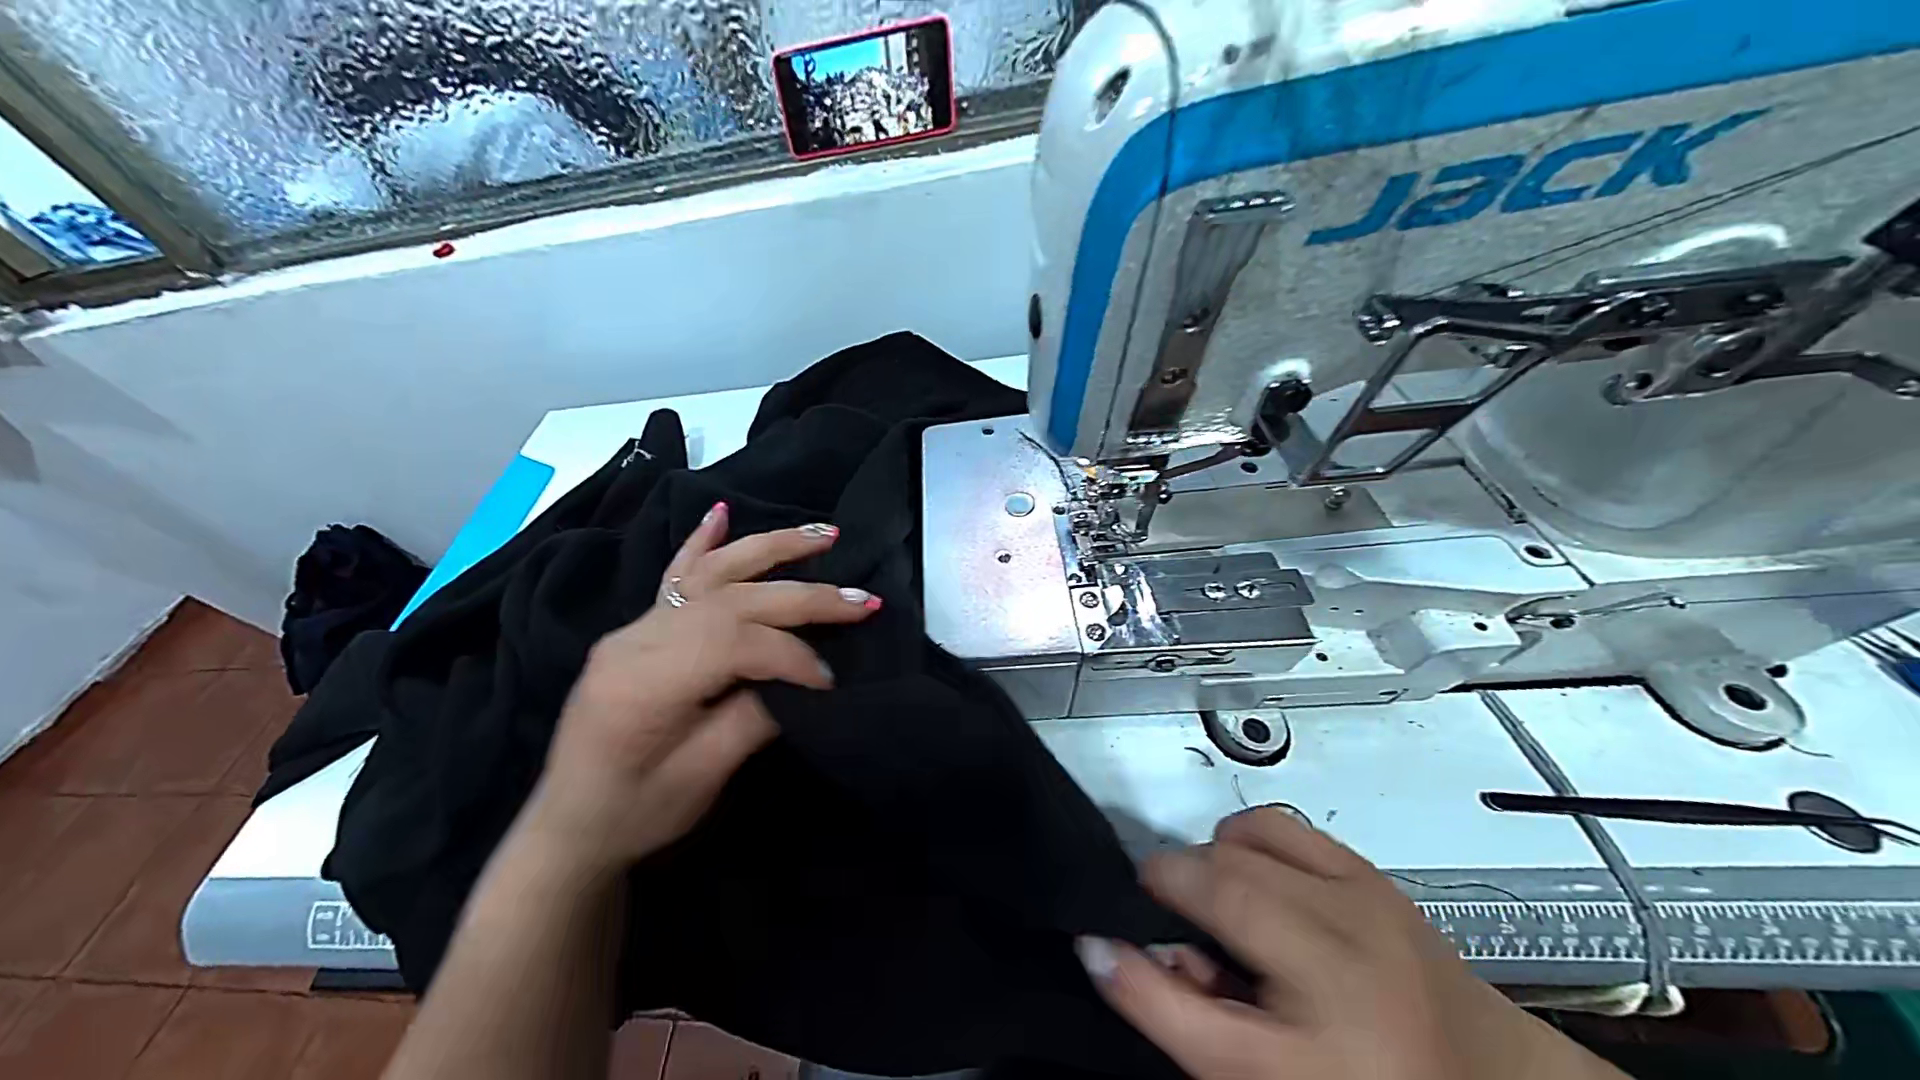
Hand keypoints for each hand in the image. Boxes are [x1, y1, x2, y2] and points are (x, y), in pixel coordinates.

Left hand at [526, 502, 880, 871]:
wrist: (569, 828)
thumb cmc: (634, 814)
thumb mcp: (702, 779)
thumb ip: (754, 718)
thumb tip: (807, 679)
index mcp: (646, 681)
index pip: (735, 643)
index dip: (793, 656)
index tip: (830, 682)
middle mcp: (637, 639)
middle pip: (734, 599)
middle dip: (804, 596)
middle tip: (861, 599)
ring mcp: (635, 628)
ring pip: (712, 572)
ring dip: (771, 549)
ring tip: (824, 534)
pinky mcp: (638, 629)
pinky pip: (674, 576)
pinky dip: (702, 541)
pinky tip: (722, 513)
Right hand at [1079, 806, 1625, 1079]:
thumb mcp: (1255, 1074)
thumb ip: (1170, 1012)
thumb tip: (1100, 947)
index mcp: (1318, 1028)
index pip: (1193, 978)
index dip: (1132, 937)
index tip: (1111, 931)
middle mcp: (1344, 947)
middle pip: (1215, 878)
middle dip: (1172, 888)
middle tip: (1175, 927)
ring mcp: (1361, 897)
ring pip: (1242, 838)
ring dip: (1210, 861)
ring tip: (1221, 906)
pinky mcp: (1368, 870)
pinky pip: (1278, 825)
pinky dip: (1247, 843)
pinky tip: (1260, 885)